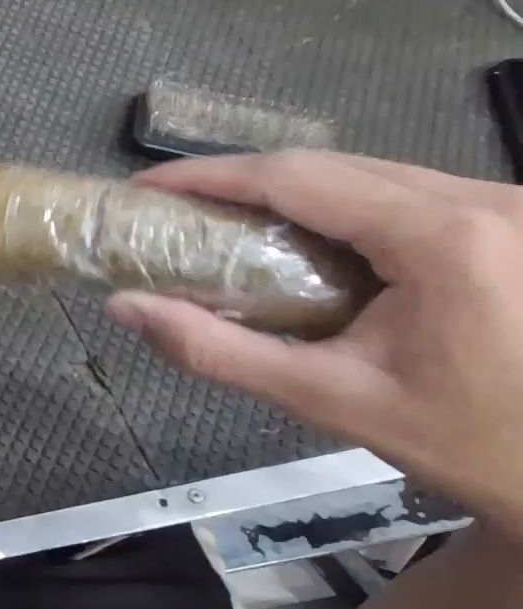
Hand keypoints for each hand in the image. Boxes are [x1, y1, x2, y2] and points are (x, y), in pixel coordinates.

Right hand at [106, 152, 522, 539]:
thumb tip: (123, 308)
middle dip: (240, 182)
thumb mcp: (329, 399)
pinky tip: (297, 239)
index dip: (210, 175)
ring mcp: (511, 208)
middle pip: (332, 166)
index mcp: (446, 238)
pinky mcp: (517, 223)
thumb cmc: (472, 442)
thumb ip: (218, 351)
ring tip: (217, 222)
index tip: (143, 189)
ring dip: (286, 192)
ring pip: (369, 174)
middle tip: (169, 211)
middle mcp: (488, 202)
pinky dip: (334, 206)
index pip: (299, 178)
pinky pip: (404, 193)